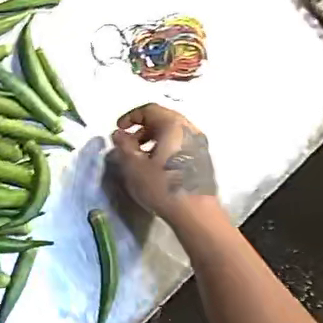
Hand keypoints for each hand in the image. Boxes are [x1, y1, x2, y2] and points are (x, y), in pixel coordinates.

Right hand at [109, 104, 221, 226]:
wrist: (196, 213)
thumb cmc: (162, 186)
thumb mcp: (135, 166)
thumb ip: (124, 145)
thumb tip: (119, 134)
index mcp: (174, 125)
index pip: (150, 109)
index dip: (131, 116)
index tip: (118, 129)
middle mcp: (190, 129)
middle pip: (163, 119)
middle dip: (142, 129)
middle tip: (128, 144)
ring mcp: (199, 144)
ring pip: (172, 133)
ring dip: (153, 140)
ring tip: (140, 157)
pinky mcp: (203, 160)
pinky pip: (180, 145)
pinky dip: (165, 148)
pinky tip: (157, 167)